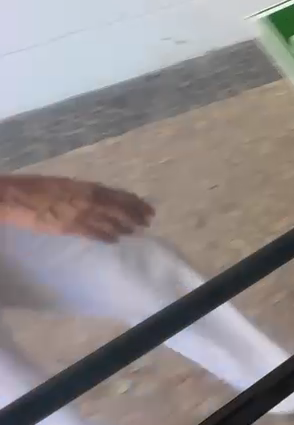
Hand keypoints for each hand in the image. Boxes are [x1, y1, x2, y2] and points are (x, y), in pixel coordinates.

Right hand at [0, 175, 153, 242]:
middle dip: (137, 218)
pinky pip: (95, 234)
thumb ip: (88, 191)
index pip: (124, 197)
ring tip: (133, 232)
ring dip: (125, 229)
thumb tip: (104, 198)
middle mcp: (93, 202)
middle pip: (124, 212)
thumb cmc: (36, 187)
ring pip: (113, 224)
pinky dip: (107, 238)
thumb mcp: (69, 184)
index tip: (149, 210)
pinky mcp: (70, 228)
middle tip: (146, 224)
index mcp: (92, 189)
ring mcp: (83, 215)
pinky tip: (114, 241)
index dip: (139, 205)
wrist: (11, 197)